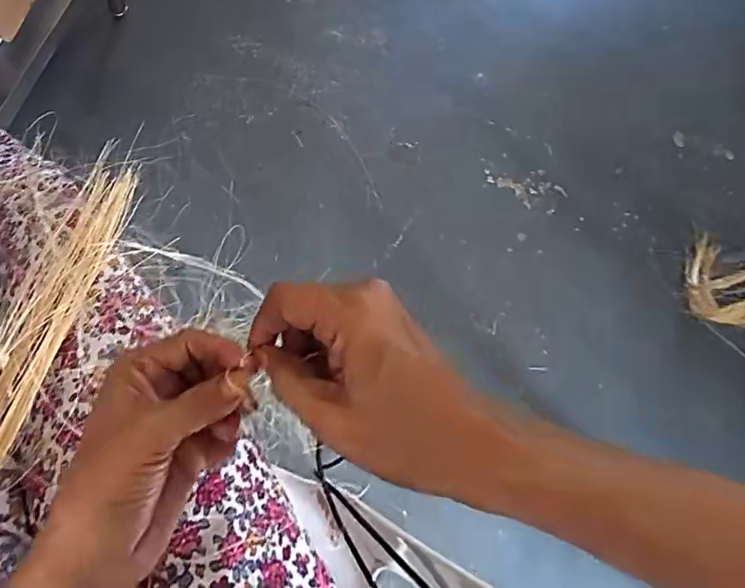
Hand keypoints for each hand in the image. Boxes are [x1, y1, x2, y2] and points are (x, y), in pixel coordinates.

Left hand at [12, 331, 254, 587]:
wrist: (100, 543)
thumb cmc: (113, 471)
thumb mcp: (154, 430)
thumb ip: (200, 402)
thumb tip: (242, 377)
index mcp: (139, 370)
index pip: (186, 345)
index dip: (217, 349)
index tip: (249, 363)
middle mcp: (156, 390)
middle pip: (204, 372)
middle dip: (226, 385)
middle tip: (247, 404)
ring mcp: (172, 423)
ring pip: (214, 403)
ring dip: (227, 415)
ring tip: (225, 435)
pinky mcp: (186, 454)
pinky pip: (216, 434)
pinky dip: (223, 441)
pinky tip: (215, 455)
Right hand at [248, 279, 520, 505]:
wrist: (483, 450)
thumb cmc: (408, 438)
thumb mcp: (333, 420)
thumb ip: (285, 381)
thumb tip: (265, 356)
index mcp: (349, 310)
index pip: (282, 298)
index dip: (262, 328)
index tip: (261, 364)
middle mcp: (364, 292)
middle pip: (301, 304)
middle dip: (290, 343)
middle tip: (297, 387)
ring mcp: (380, 301)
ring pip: (319, 313)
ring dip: (310, 348)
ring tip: (325, 392)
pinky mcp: (389, 315)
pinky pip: (341, 319)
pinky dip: (331, 346)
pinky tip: (345, 383)